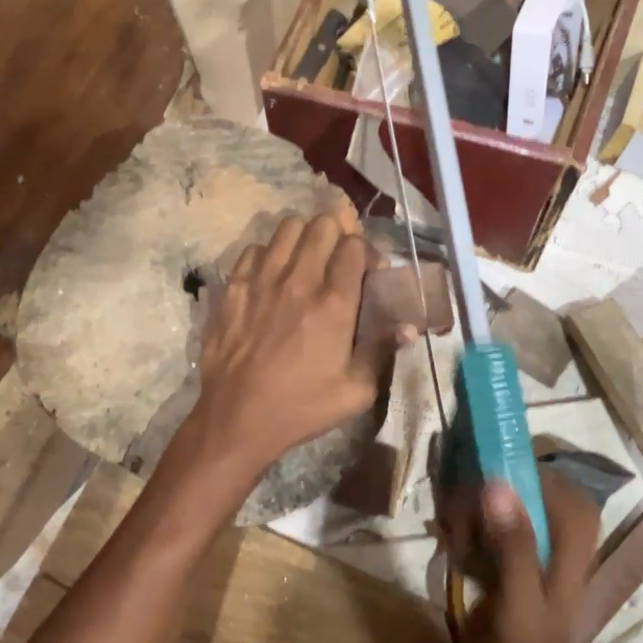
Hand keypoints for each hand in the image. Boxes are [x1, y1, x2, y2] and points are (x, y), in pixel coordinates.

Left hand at [188, 214, 381, 476]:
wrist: (236, 417)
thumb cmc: (301, 407)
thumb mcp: (356, 391)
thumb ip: (382, 350)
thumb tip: (408, 326)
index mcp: (334, 303)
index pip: (355, 245)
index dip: (366, 252)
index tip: (368, 273)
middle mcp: (299, 280)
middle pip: (323, 224)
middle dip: (337, 234)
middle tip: (338, 260)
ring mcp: (262, 279)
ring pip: (287, 227)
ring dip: (303, 237)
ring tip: (306, 261)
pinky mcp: (234, 287)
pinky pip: (254, 249)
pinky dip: (269, 255)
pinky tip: (272, 277)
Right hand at [441, 470, 599, 642]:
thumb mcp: (519, 598)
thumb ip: (514, 543)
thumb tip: (499, 484)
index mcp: (572, 541)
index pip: (555, 482)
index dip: (521, 472)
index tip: (481, 477)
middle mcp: (557, 537)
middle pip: (525, 489)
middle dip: (486, 494)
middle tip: (460, 518)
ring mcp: (534, 548)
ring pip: (503, 504)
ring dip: (473, 512)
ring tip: (454, 537)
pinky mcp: (513, 560)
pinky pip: (489, 525)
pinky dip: (468, 529)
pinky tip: (452, 546)